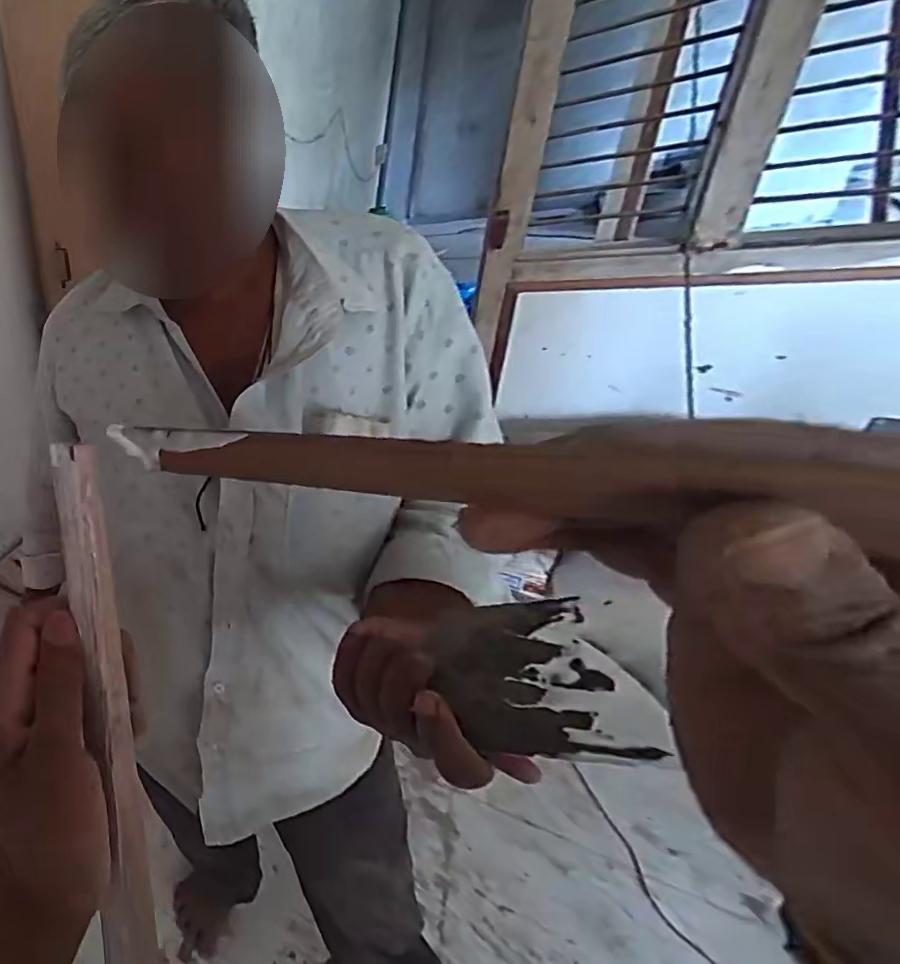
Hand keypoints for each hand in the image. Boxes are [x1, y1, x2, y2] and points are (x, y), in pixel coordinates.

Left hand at [0, 598, 108, 962]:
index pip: (23, 629)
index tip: (99, 617)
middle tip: (124, 683)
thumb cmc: (53, 828)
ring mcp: (51, 724)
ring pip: (82, 675)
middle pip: (57, 647)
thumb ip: (59, 682)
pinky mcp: (74, 744)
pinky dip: (115, 712)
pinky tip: (132, 735)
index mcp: (8, 699)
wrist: (57, 901)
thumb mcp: (58, 752)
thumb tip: (60, 614)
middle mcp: (26, 703)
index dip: (55, 611)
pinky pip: (94, 707)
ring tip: (130, 717)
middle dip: (94, 653)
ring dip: (111, 685)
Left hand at [333, 614, 541, 789]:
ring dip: (378, 660)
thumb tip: (527, 770)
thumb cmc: (471, 681)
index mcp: (461, 754)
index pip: (457, 765)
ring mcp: (379, 720)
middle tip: (419, 654)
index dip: (441, 735)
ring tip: (398, 637)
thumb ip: (512, 735)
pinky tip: (367, 633)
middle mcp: (415, 742)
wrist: (432, 654)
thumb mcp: (498, 705)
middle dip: (401, 681)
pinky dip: (352, 652)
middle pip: (395, 718)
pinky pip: (343, 679)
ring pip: (365, 694)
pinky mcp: (353, 698)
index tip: (433, 698)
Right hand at [458, 420, 899, 961]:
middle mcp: (846, 530)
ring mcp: (784, 557)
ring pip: (660, 496)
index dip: (662, 460)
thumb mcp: (895, 750)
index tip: (549, 476)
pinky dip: (572, 525)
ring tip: (484, 523)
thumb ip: (838, 641)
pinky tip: (518, 532)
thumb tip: (740, 526)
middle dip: (592, 477)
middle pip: (708, 473)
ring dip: (566, 500)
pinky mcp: (726, 583)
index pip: (786, 470)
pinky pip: (642, 531)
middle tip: (490, 500)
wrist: (885, 883)